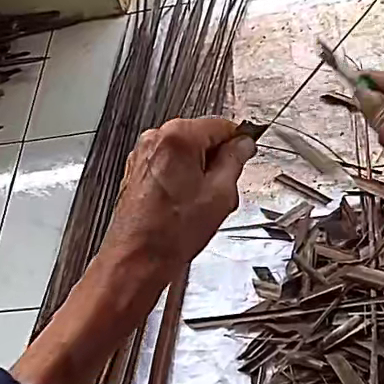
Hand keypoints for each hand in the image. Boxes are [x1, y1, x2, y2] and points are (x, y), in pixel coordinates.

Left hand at [96, 116, 256, 284]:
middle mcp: (156, 138)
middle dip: (217, 159)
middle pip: (202, 136)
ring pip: (185, 151)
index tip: (246, 153)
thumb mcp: (220, 194)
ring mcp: (143, 154)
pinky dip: (181, 178)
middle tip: (223, 189)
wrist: (137, 258)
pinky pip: (169, 164)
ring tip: (201, 202)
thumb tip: (242, 145)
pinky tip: (184, 204)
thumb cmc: (170, 232)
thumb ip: (235, 161)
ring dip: (199, 170)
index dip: (239, 141)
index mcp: (178, 136)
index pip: (222, 125)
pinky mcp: (137, 169)